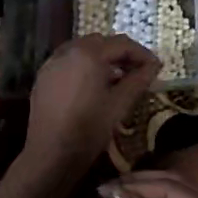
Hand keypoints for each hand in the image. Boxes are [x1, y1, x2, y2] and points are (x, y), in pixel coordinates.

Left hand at [20, 35, 158, 186]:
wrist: (50, 154)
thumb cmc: (88, 129)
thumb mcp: (119, 105)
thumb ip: (138, 80)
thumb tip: (154, 66)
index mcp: (87, 55)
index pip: (121, 44)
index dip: (141, 54)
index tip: (155, 67)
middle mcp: (66, 52)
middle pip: (99, 43)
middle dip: (120, 54)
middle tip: (136, 72)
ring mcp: (50, 65)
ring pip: (80, 51)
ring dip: (100, 59)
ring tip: (116, 79)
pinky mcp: (42, 79)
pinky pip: (66, 64)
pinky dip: (82, 67)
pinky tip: (92, 87)